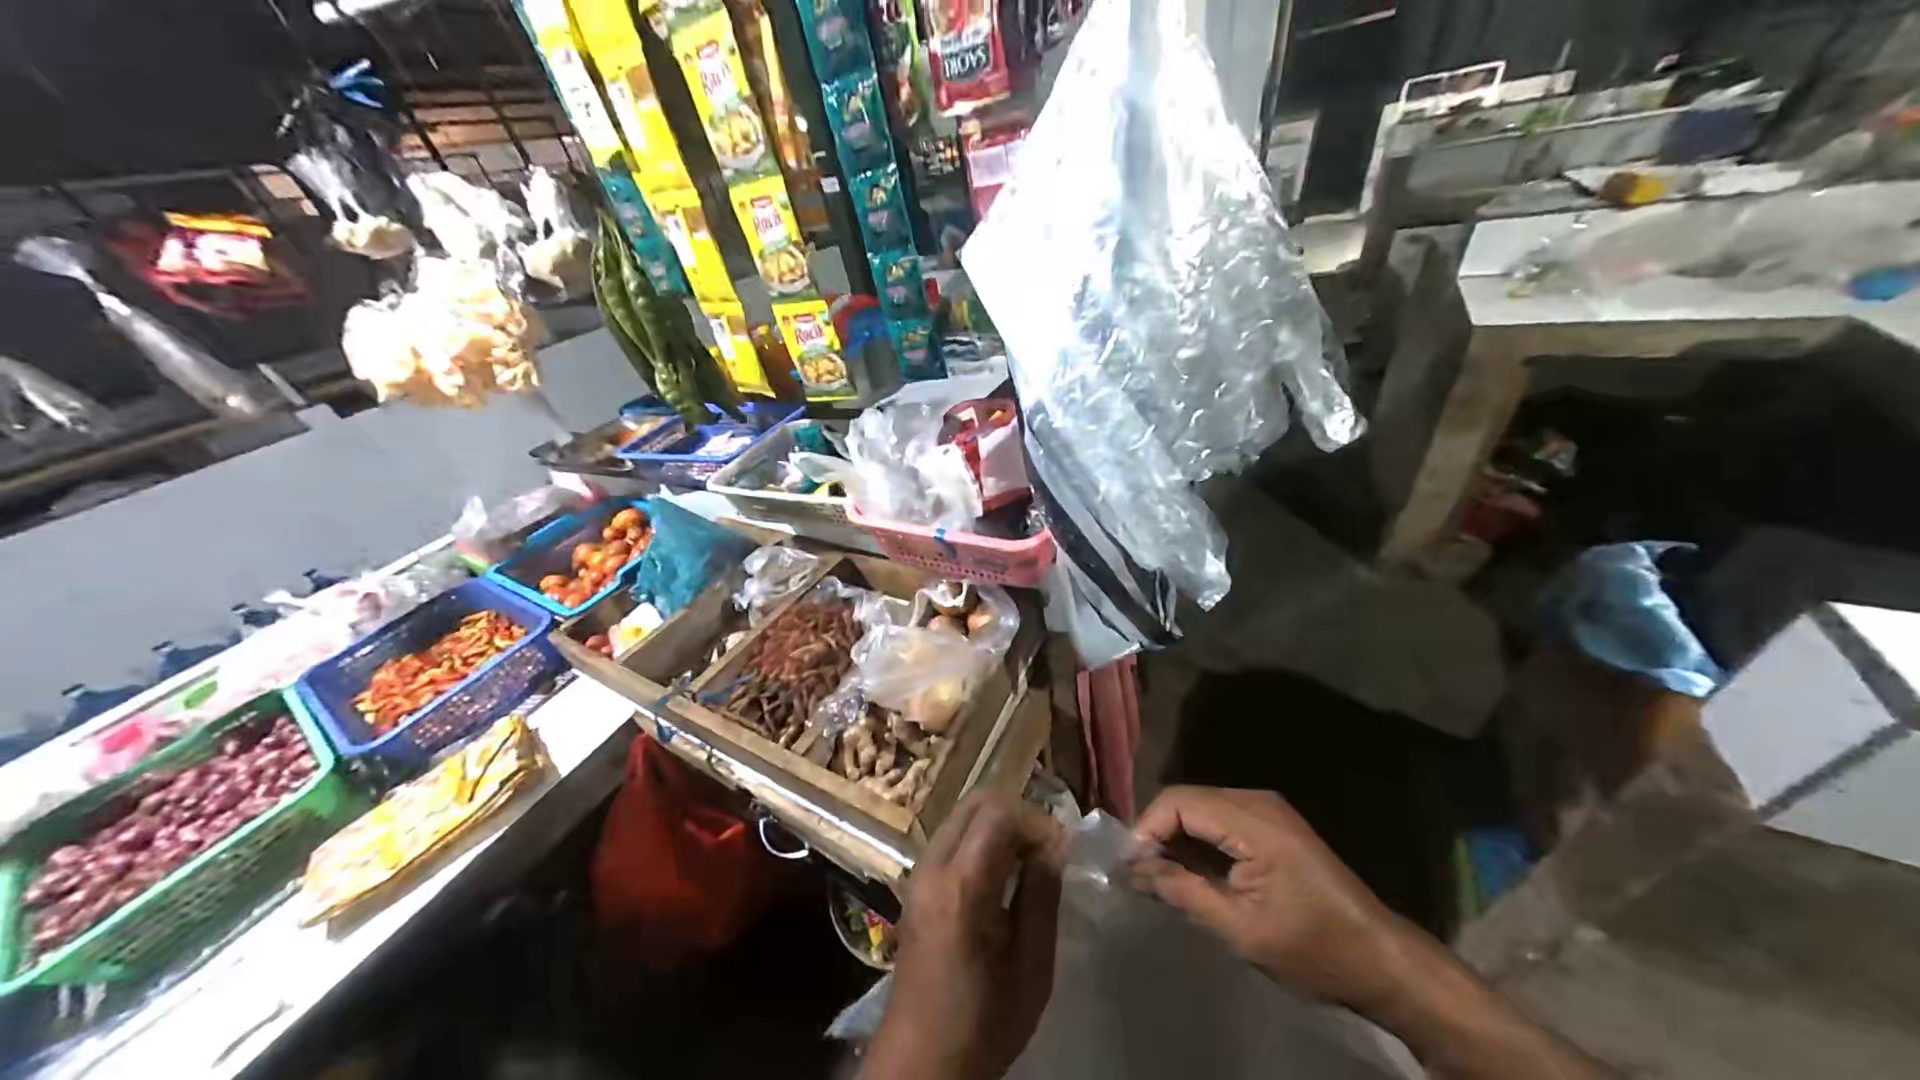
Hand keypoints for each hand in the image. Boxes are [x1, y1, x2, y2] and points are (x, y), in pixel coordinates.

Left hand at [860, 793, 1064, 1079]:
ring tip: (1030, 861)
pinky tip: (1003, 873)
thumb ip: (1041, 895)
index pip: (998, 813)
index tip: (1062, 850)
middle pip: (976, 801)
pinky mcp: (916, 883)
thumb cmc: (984, 1021)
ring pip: (962, 815)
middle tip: (1047, 848)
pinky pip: (952, 836)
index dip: (1037, 821)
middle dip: (1018, 813)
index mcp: (961, 885)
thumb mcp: (1031, 965)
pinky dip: (981, 838)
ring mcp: (918, 871)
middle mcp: (932, 865)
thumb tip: (1056, 846)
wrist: (921, 1059)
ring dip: (999, 824)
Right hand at [1130, 785, 1400, 1009]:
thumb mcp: (1241, 929)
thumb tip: (1135, 870)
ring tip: (1158, 875)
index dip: (1146, 829)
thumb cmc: (1313, 950)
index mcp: (1254, 822)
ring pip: (1200, 806)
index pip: (1178, 802)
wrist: (1382, 960)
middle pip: (1187, 799)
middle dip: (1157, 832)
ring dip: (1175, 836)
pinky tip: (1189, 870)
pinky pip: (1219, 817)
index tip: (1130, 868)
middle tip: (1140, 873)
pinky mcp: (1272, 824)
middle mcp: (1257, 802)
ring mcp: (1267, 810)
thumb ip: (1184, 891)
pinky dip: (1198, 838)